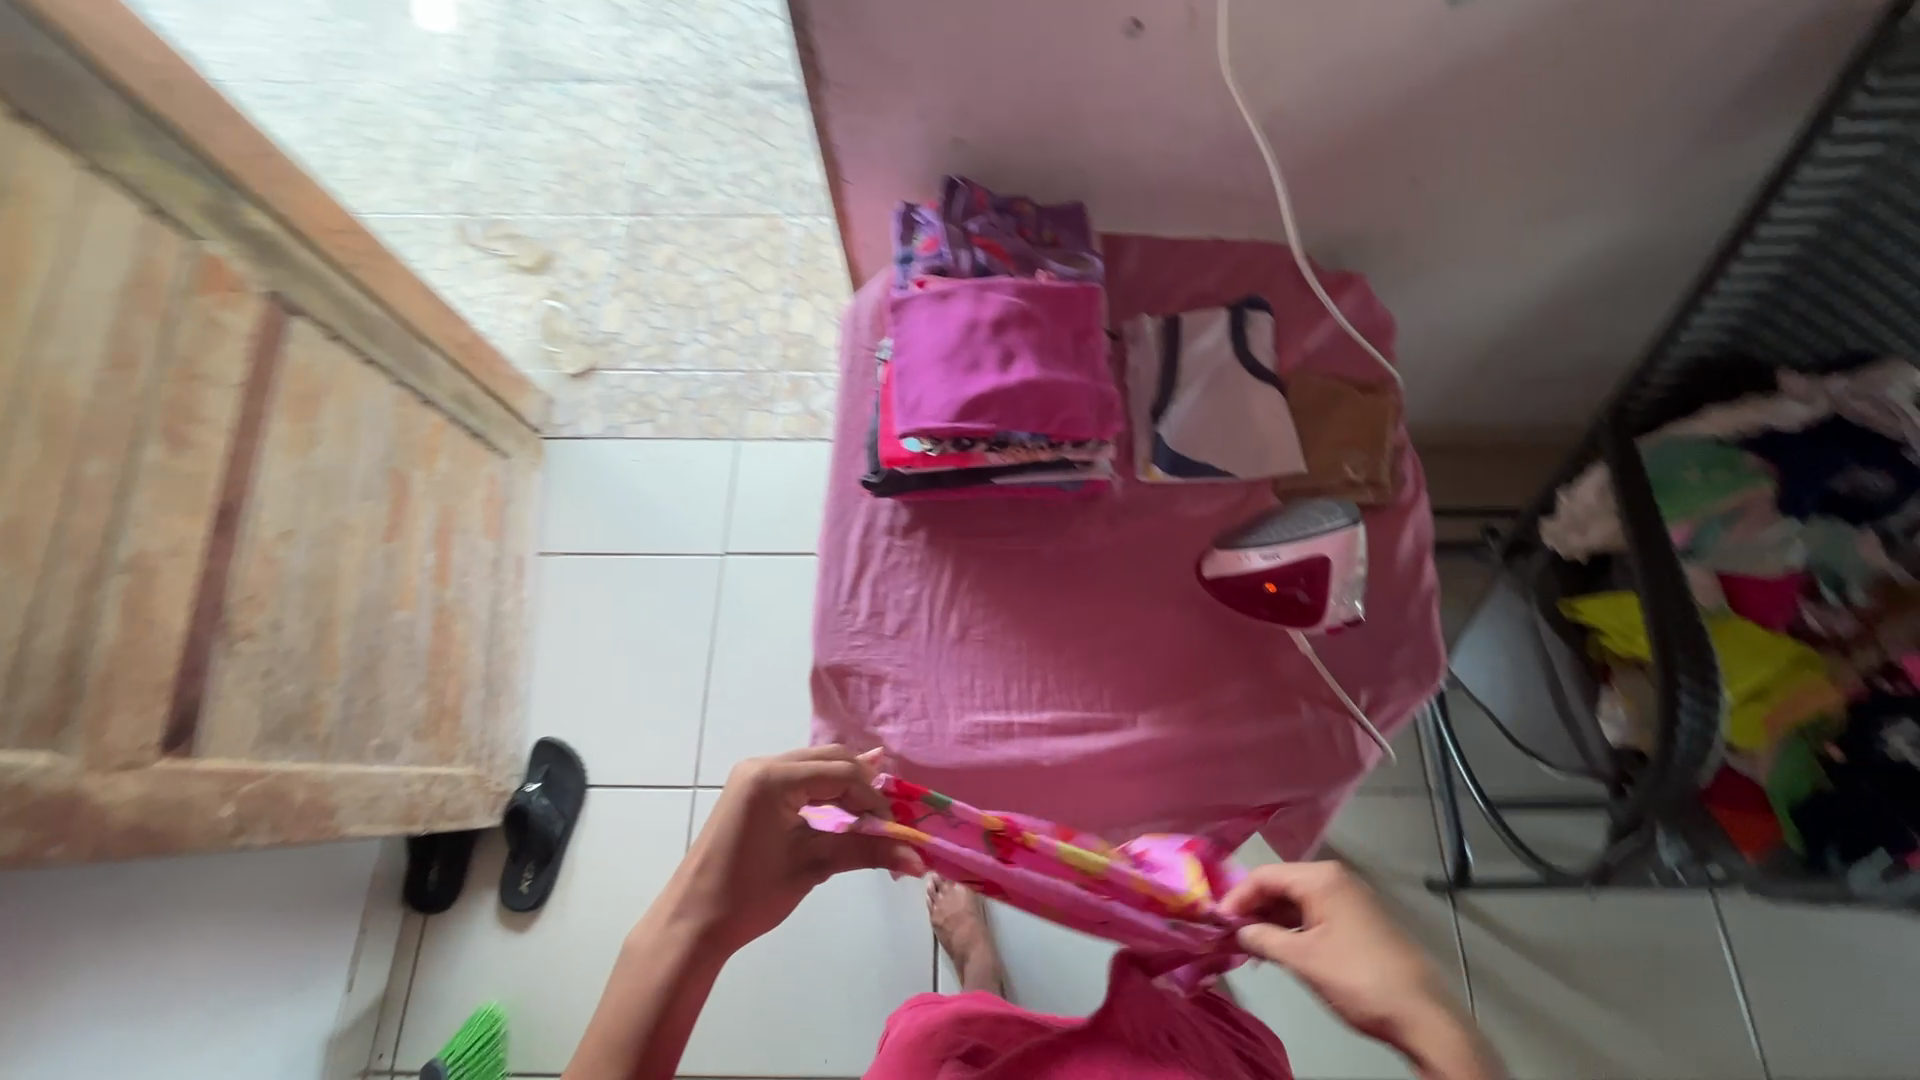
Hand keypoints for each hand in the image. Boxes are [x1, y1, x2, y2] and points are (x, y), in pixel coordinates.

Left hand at [660, 746, 924, 953]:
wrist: (693, 923)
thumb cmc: (749, 895)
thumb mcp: (812, 867)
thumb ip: (866, 851)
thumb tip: (917, 858)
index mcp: (774, 778)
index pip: (842, 774)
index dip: (873, 799)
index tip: (894, 829)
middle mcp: (764, 764)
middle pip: (830, 760)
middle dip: (863, 788)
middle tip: (888, 820)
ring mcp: (754, 774)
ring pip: (816, 766)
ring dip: (845, 788)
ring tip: (873, 816)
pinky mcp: (751, 789)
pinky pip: (799, 778)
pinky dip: (824, 792)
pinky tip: (844, 805)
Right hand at [1221, 861, 1459, 1042]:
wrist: (1425, 1016)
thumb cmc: (1358, 978)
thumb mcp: (1303, 959)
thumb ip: (1263, 938)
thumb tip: (1236, 930)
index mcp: (1321, 878)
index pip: (1264, 876)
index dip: (1237, 897)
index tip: (1216, 921)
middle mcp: (1336, 879)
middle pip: (1281, 885)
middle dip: (1254, 909)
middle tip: (1230, 934)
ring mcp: (1351, 900)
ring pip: (1297, 901)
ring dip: (1272, 921)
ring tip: (1250, 945)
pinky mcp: (1360, 921)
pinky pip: (1315, 915)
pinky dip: (1294, 929)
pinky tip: (1280, 949)